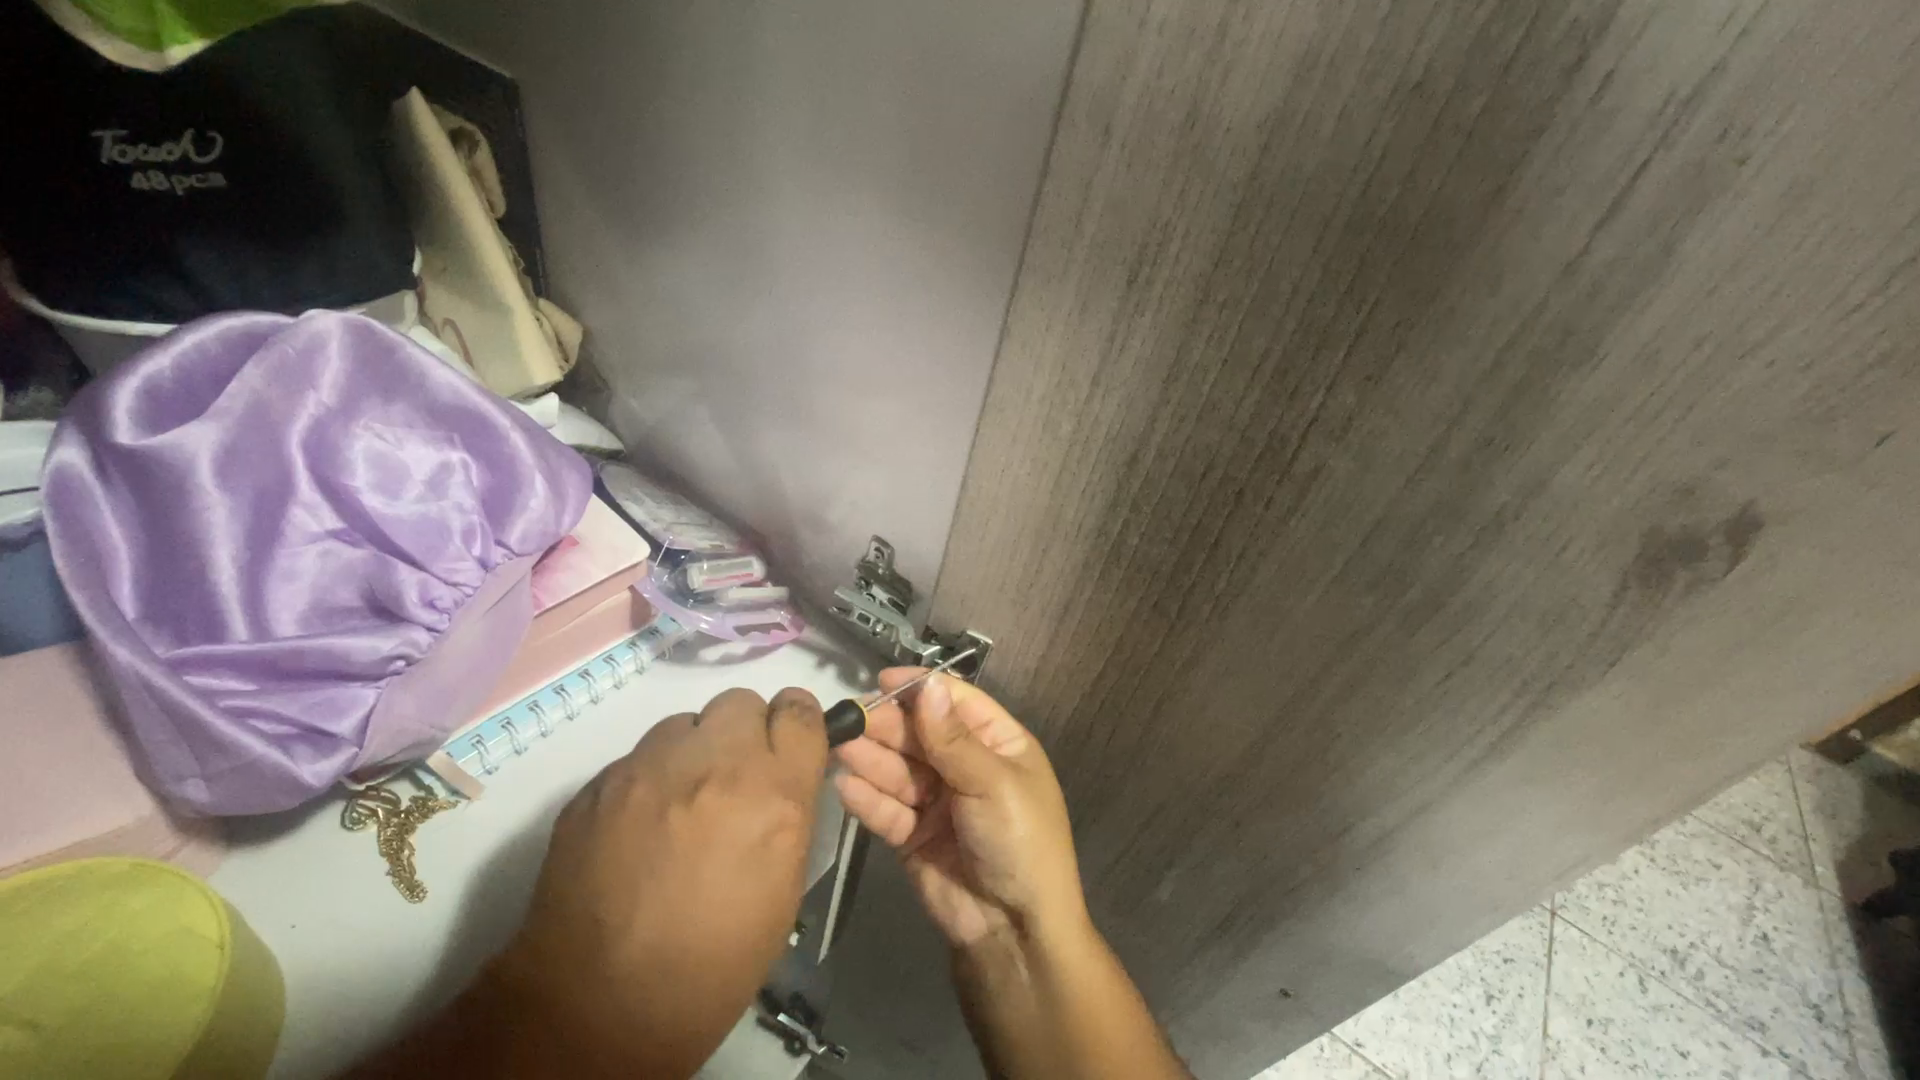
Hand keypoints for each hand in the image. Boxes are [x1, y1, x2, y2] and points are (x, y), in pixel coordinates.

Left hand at [489, 687, 827, 1077]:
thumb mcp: (783, 886)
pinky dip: (647, 782)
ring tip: (679, 805)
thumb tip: (783, 780)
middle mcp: (715, 764)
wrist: (601, 1005)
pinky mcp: (598, 783)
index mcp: (775, 793)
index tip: (788, 743)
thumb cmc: (715, 962)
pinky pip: (636, 759)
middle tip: (732, 778)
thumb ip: (788, 813)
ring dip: (692, 753)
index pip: (799, 710)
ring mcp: (648, 768)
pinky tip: (636, 832)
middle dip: (743, 732)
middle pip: (740, 702)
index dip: (796, 722)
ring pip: (683, 725)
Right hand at [833, 671, 1085, 947]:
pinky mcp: (914, 835)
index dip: (921, 689)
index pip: (956, 703)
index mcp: (998, 745)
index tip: (883, 679)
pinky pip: (888, 810)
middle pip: (920, 735)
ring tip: (840, 746)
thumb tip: (929, 684)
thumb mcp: (993, 782)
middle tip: (851, 717)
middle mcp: (967, 767)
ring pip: (899, 770)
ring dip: (871, 758)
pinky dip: (868, 799)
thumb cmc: (1019, 841)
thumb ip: (952, 738)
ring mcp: (938, 802)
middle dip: (888, 726)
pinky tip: (845, 786)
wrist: (1014, 929)